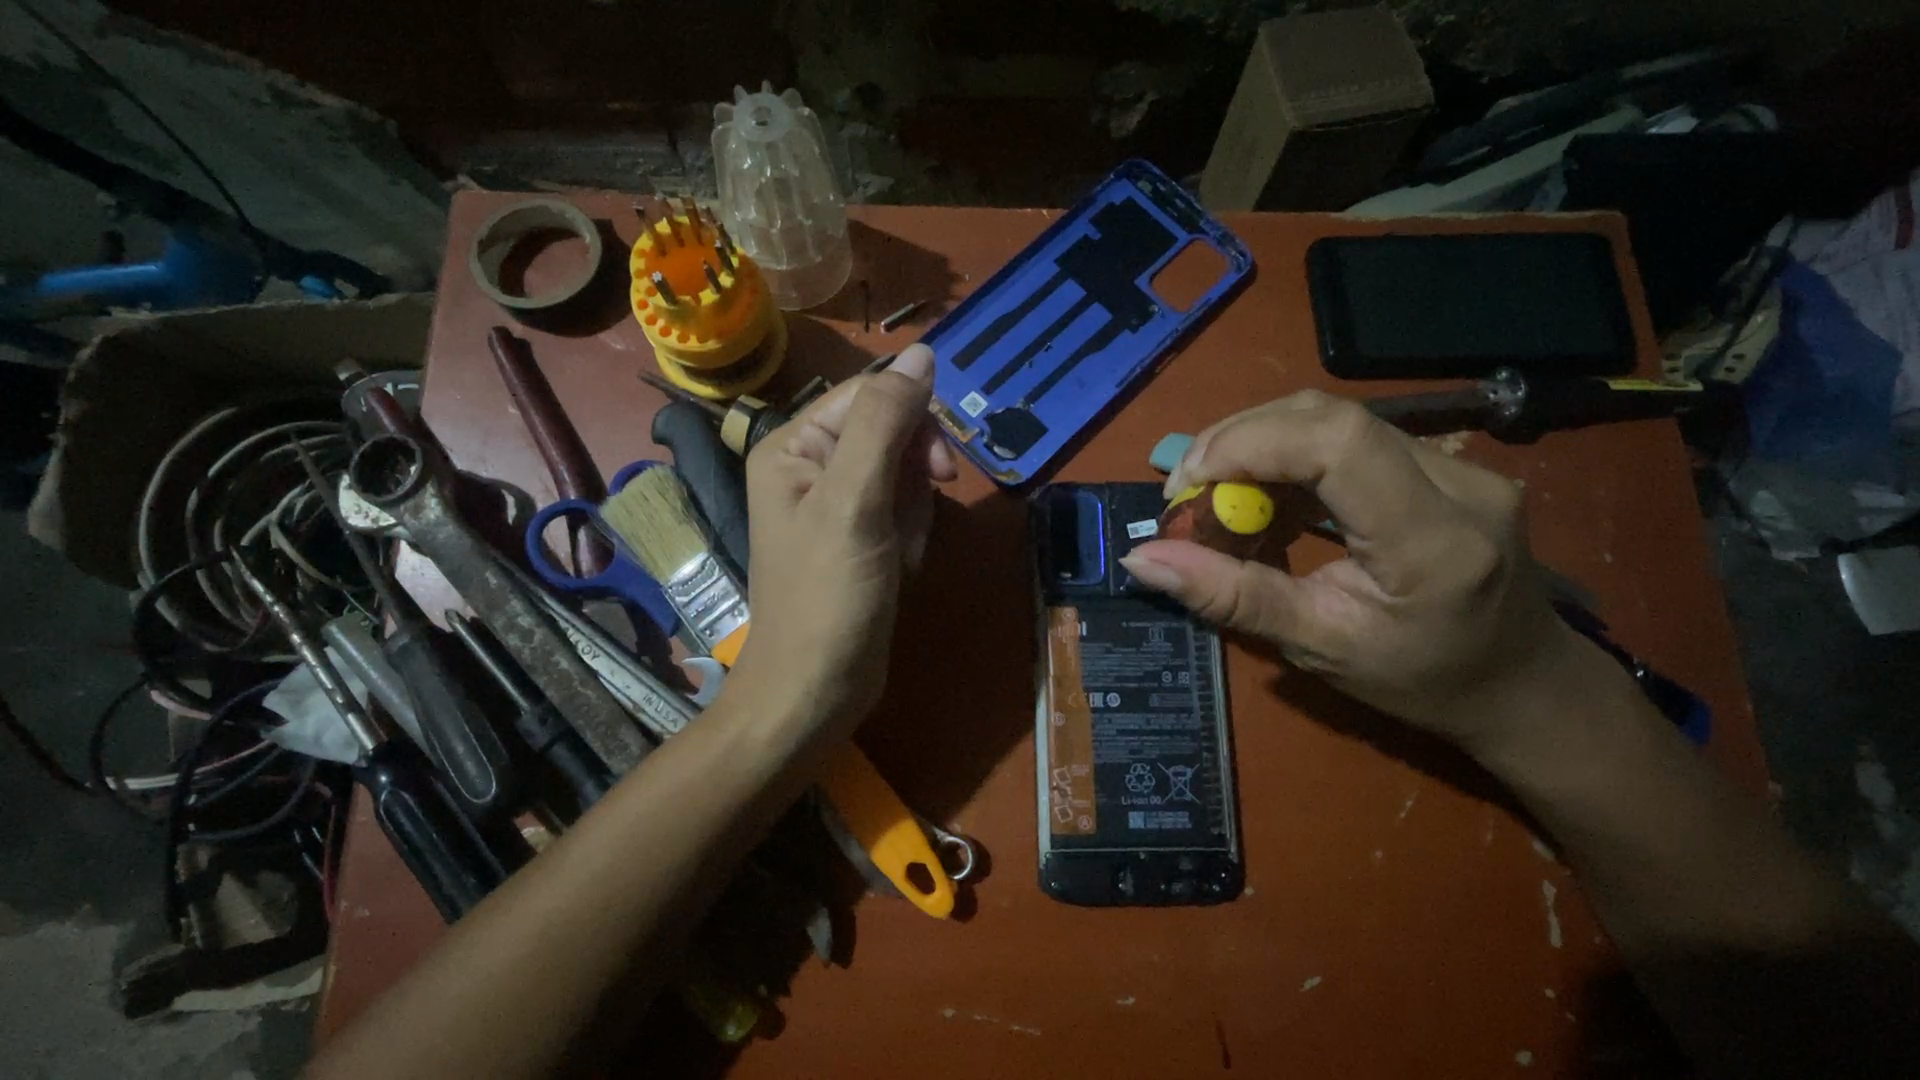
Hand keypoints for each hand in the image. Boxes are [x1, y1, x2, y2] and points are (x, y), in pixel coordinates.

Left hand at [727, 345, 957, 745]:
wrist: (814, 689)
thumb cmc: (828, 596)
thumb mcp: (855, 501)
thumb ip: (886, 421)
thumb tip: (922, 351)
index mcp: (794, 444)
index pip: (871, 396)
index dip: (914, 422)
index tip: (941, 470)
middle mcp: (810, 466)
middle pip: (891, 432)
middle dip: (914, 478)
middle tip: (908, 524)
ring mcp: (835, 505)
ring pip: (905, 475)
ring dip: (914, 515)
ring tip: (895, 557)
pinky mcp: (858, 538)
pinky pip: (902, 511)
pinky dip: (911, 538)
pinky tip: (897, 570)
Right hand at [1119, 391, 1589, 755]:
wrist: (1522, 683)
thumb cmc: (1421, 682)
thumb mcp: (1319, 649)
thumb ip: (1232, 597)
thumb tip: (1141, 559)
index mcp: (1433, 540)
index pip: (1337, 443)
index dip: (1248, 443)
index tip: (1187, 485)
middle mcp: (1458, 482)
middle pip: (1328, 416)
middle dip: (1237, 441)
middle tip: (1187, 493)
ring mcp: (1461, 463)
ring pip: (1334, 417)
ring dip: (1257, 445)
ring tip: (1217, 496)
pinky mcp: (1448, 460)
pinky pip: (1351, 435)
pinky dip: (1288, 456)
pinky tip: (1265, 495)